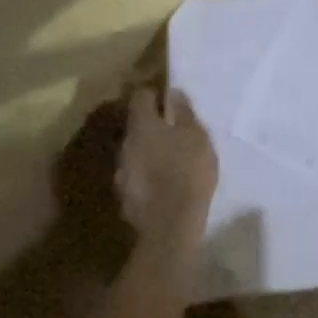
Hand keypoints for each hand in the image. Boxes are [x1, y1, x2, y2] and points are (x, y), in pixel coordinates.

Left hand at [114, 87, 218, 251]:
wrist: (170, 225)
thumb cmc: (188, 171)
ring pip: (134, 151)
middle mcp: (125, 143)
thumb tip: (173, 92)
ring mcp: (121, 171)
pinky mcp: (123, 195)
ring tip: (170, 160)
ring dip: (148, 151)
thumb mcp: (197, 137)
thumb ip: (184, 112)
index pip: (140, 96)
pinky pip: (135, 175)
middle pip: (136, 125)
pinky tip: (162, 183)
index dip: (154, 94)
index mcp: (142, 124)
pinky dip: (146, 174)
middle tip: (174, 131)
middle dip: (151, 125)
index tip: (168, 100)